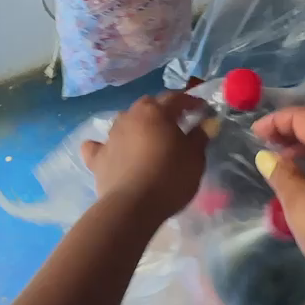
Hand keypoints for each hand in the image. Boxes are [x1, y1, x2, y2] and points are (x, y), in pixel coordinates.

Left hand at [82, 92, 209, 225]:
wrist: (133, 206)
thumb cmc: (170, 177)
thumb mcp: (195, 157)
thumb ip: (200, 136)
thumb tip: (206, 123)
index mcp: (156, 111)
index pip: (176, 98)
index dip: (190, 102)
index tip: (202, 109)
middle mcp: (131, 116)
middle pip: (148, 105)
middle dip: (162, 110)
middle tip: (176, 122)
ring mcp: (111, 136)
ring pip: (125, 121)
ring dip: (136, 124)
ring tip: (147, 137)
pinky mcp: (98, 157)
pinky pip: (98, 146)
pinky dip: (105, 146)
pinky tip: (108, 150)